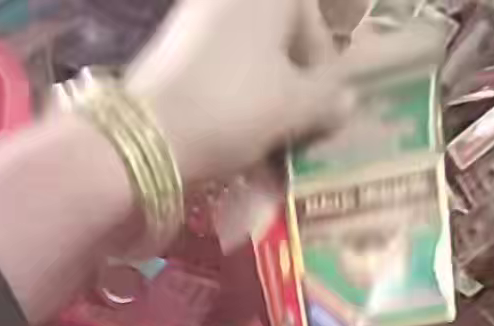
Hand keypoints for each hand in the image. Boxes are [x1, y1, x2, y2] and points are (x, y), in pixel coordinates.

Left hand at [119, 0, 348, 182]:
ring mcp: (193, 18)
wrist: (145, 138)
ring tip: (257, 139)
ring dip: (258, 96)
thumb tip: (347, 100)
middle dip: (288, 85)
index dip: (321, 72)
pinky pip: (213, 70)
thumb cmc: (231, 109)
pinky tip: (225, 132)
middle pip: (277, 38)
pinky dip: (226, 98)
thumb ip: (326, 100)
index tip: (318, 114)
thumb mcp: (290, 108)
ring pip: (244, 58)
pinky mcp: (166, 51)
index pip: (313, 22)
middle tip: (288, 131)